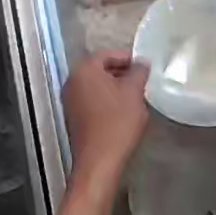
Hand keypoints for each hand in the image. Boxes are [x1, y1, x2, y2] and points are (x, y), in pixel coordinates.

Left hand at [62, 51, 149, 194]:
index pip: (108, 54)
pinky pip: (92, 98)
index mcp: (84, 70)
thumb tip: (141, 63)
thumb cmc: (117, 121)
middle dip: (122, 71)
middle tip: (142, 79)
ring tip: (136, 94)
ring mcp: (70, 100)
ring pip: (97, 84)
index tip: (145, 66)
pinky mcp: (74, 116)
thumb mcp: (134, 91)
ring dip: (115, 86)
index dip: (128, 57)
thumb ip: (139, 71)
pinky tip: (123, 108)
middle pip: (100, 68)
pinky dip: (107, 98)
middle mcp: (72, 82)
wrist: (99, 160)